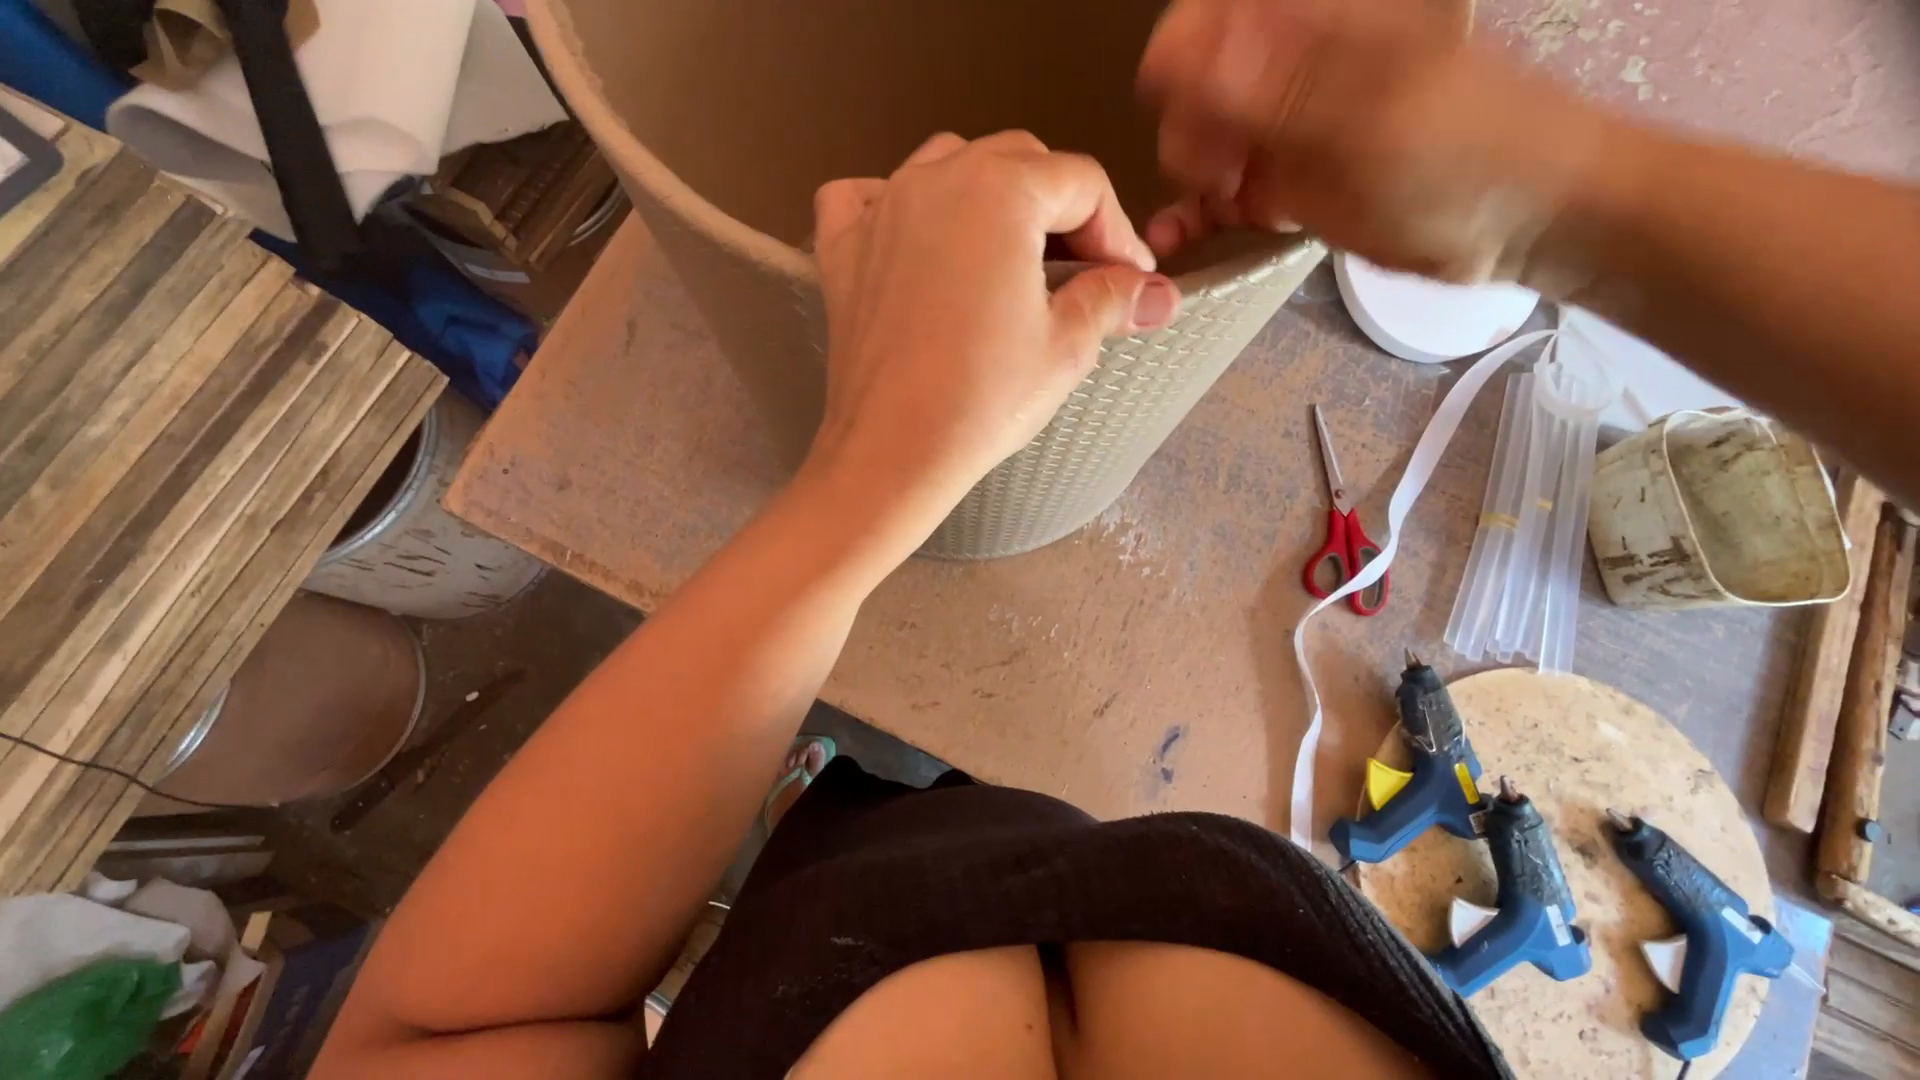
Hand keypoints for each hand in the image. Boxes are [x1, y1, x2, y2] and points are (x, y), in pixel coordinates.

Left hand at [802, 131, 1181, 536]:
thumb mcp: (1066, 346)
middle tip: (1078, 271)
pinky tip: (914, 242)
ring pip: (948, 165)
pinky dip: (896, 208)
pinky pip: (867, 197)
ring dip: (988, 196)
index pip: (1081, 183)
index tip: (1130, 280)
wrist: (894, 450)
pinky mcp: (840, 247)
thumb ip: (1113, 299)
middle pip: (1017, 161)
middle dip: (1058, 209)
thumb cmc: (986, 396)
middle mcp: (935, 178)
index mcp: (1000, 190)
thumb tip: (1161, 294)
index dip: (1117, 231)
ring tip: (1006, 253)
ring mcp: (880, 208)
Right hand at [1137, 0, 1611, 284]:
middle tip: (1217, 163)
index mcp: (1315, 23)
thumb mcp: (1372, 114)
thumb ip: (1278, 87)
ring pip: (1198, 139)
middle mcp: (1288, 69)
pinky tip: (1174, 234)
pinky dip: (1193, 213)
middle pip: (1194, 80)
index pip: (1214, 16)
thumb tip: (1179, 56)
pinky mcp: (1281, 186)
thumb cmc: (1463, 152)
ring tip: (1217, 197)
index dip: (1182, 52)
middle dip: (1187, 121)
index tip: (1172, 101)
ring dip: (1186, 170)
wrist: (1521, 220)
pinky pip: (1217, 197)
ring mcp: (1283, 130)